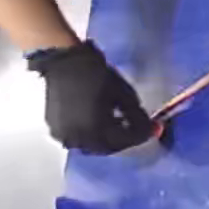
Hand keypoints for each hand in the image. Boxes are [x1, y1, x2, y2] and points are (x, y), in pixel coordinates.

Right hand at [26, 41, 154, 153]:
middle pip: (108, 147)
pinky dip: (93, 134)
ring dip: (109, 139)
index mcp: (94, 130)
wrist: (65, 61)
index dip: (141, 135)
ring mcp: (63, 135)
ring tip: (120, 122)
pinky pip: (79, 139)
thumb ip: (137, 115)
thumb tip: (149, 128)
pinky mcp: (55, 129)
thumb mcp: (124, 94)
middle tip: (137, 128)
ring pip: (93, 145)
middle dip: (125, 139)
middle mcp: (77, 138)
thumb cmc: (97, 75)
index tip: (154, 129)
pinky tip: (101, 121)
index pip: (124, 141)